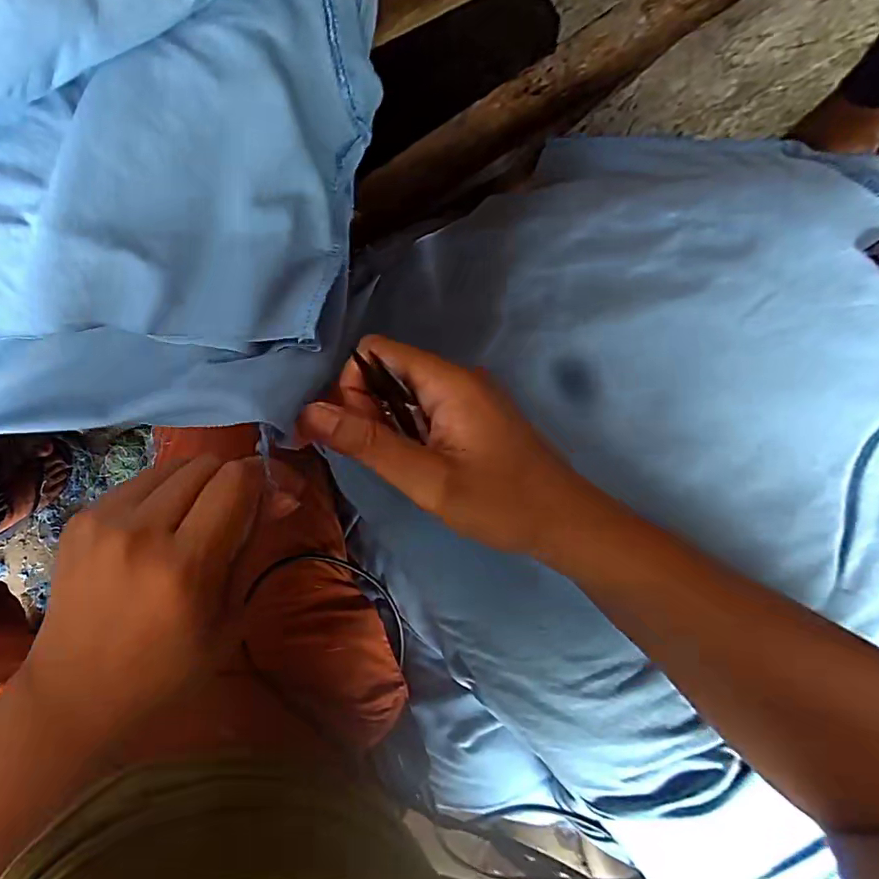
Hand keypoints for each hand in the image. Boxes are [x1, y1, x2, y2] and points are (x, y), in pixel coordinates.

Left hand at [16, 455, 281, 744]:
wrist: (77, 692)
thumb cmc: (165, 674)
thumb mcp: (227, 623)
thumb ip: (252, 550)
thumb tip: (281, 494)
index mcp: (185, 566)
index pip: (235, 481)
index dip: (260, 479)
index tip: (267, 494)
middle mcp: (141, 531)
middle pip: (203, 464)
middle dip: (227, 480)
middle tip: (229, 513)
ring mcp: (103, 519)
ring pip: (168, 466)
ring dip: (190, 484)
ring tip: (188, 522)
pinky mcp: (79, 517)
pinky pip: (134, 484)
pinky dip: (155, 497)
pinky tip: (150, 533)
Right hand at [296, 335, 595, 555]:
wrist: (569, 527)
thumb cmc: (500, 503)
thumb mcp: (426, 478)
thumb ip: (367, 443)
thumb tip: (309, 413)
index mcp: (447, 381)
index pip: (374, 352)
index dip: (350, 385)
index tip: (352, 431)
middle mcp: (454, 378)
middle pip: (384, 370)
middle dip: (360, 406)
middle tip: (369, 454)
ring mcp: (463, 397)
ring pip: (399, 392)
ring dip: (379, 422)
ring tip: (391, 462)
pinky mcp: (467, 417)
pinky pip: (418, 409)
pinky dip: (401, 429)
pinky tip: (409, 462)